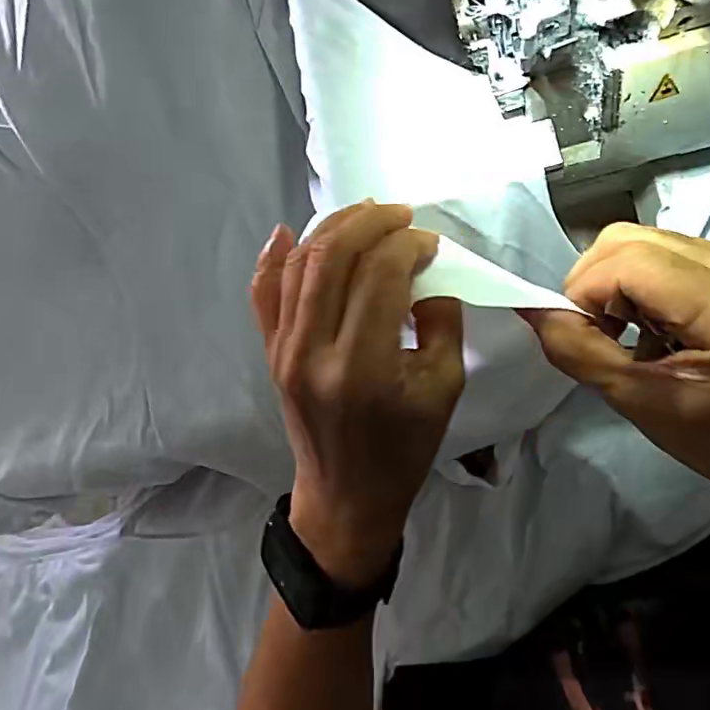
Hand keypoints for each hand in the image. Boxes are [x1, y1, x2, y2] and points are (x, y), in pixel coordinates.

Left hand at [250, 202, 465, 586]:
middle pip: (333, 257)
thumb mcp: (445, 387)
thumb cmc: (404, 448)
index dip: (408, 245)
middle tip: (400, 214)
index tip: (430, 242)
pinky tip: (288, 231)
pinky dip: (273, 258)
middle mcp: (313, 351)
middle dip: (370, 222)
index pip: (381, 275)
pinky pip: (264, 294)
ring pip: (299, 265)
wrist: (347, 496)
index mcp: (362, 366)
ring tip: (365, 214)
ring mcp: (283, 350)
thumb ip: (442, 321)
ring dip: (333, 228)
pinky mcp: (270, 353)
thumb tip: (426, 271)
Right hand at [520, 224, 709, 505]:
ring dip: (615, 281)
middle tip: (600, 333)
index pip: (634, 264)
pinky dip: (637, 278)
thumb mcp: (638, 404)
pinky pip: (663, 246)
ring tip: (627, 328)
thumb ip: (578, 351)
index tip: (579, 335)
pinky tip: (650, 317)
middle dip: (595, 283)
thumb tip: (531, 307)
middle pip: (634, 240)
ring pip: (644, 238)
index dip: (586, 291)